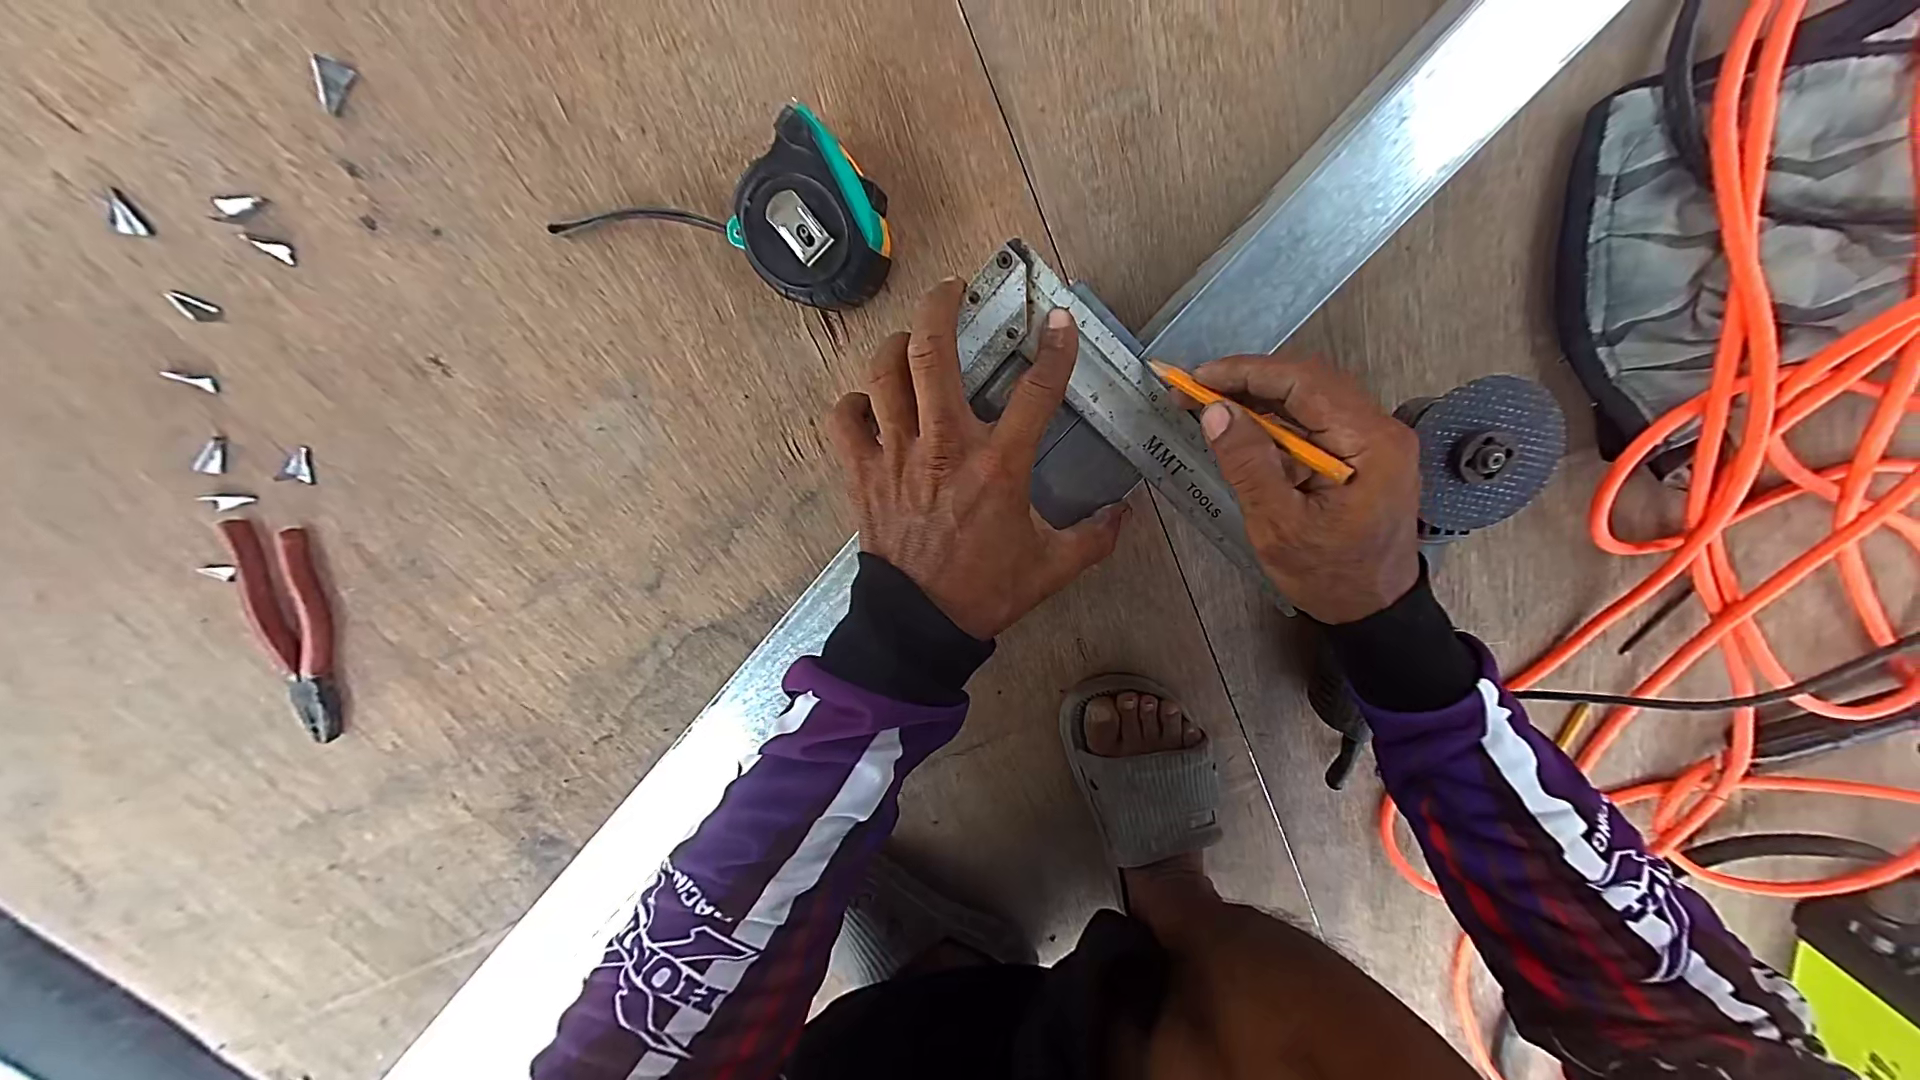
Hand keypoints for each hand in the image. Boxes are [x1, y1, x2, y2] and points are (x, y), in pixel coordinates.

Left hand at [826, 279, 1129, 638]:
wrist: (920, 626)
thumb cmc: (985, 591)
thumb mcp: (1052, 567)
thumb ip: (1095, 537)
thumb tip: (1125, 513)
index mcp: (998, 465)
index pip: (1037, 391)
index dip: (1055, 350)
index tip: (1060, 321)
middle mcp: (944, 446)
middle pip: (933, 353)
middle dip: (941, 306)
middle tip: (952, 289)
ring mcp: (897, 455)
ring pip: (884, 374)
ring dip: (895, 345)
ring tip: (910, 339)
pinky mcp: (863, 474)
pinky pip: (844, 421)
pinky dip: (852, 404)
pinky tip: (868, 404)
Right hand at [1191, 354, 1420, 623]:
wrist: (1370, 608)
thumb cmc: (1329, 574)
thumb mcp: (1278, 524)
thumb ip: (1248, 464)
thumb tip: (1216, 413)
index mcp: (1370, 443)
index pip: (1305, 382)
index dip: (1247, 373)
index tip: (1200, 378)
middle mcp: (1379, 431)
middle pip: (1308, 382)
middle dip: (1247, 380)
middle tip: (1195, 389)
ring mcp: (1371, 441)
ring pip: (1309, 398)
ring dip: (1257, 396)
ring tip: (1209, 404)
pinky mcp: (1357, 453)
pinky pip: (1311, 420)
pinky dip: (1272, 418)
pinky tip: (1241, 425)